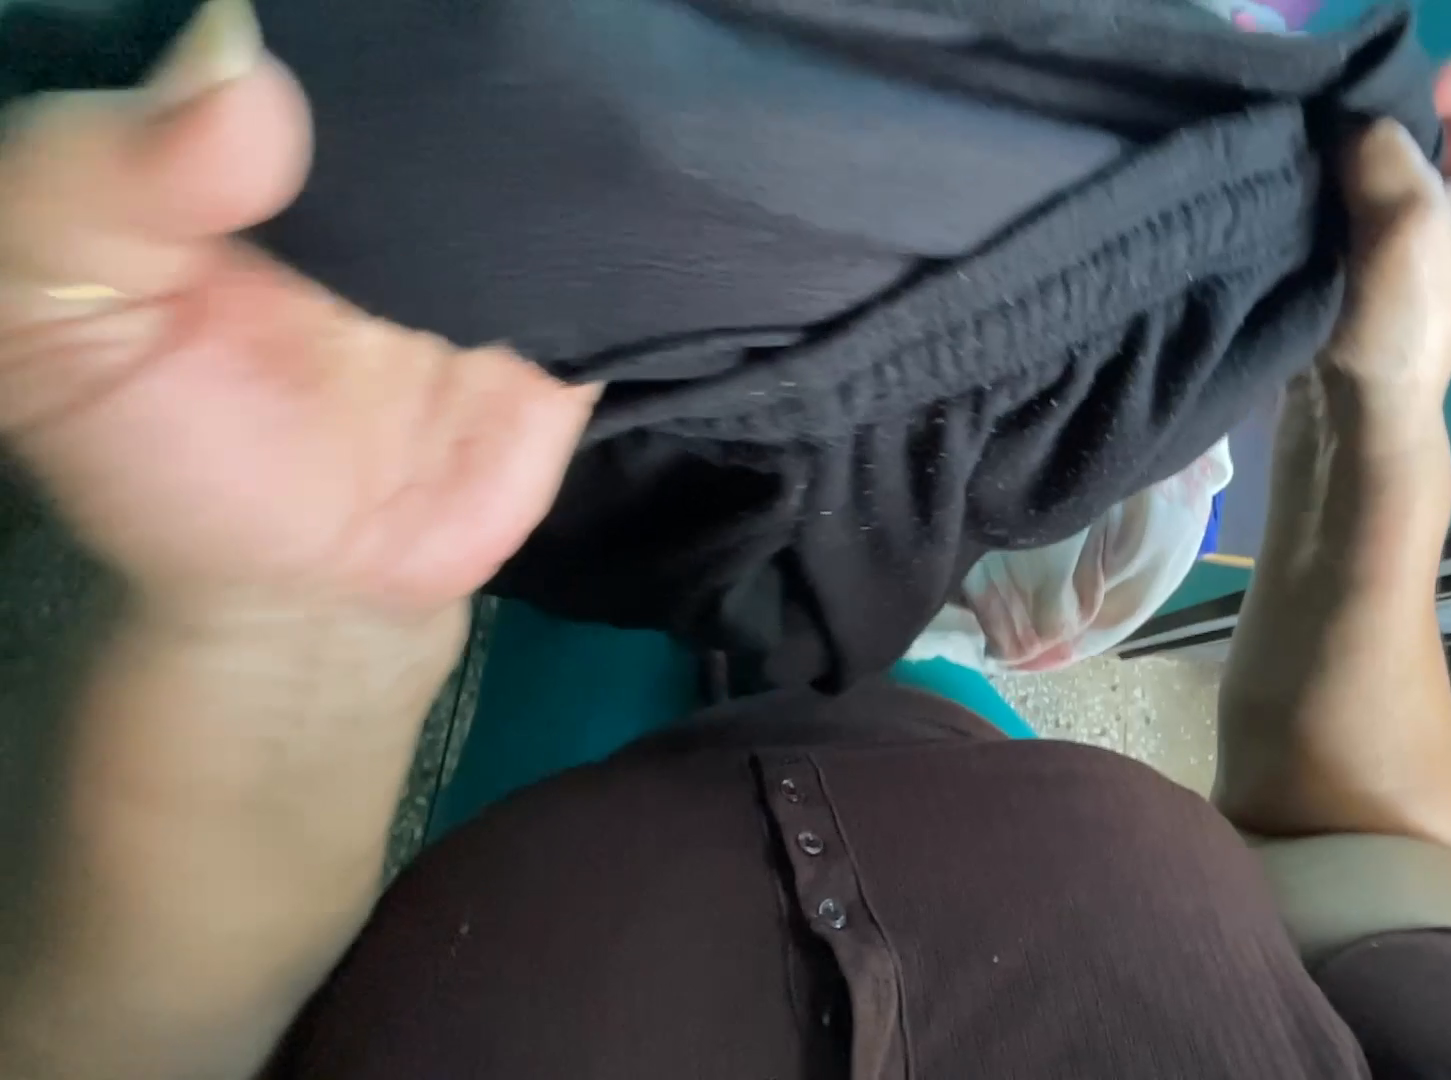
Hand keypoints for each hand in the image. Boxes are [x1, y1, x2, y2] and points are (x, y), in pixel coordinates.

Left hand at [0, 0, 597, 620]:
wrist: (326, 589)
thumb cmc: (173, 458)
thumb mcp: (53, 312)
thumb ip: (99, 186)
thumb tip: (243, 67)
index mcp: (275, 157)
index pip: (339, 42)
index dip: (375, 13)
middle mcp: (407, 198)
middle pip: (474, 92)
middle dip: (507, 55)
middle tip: (571, 13)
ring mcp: (506, 272)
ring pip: (561, 177)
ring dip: (592, 136)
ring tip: (646, 67)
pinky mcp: (578, 342)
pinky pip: (623, 281)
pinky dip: (651, 243)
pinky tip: (683, 188)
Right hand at [1320, 50, 1450, 404]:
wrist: (1352, 408)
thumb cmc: (1402, 323)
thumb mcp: (1413, 223)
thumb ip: (1385, 155)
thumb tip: (1344, 124)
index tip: (1413, 92)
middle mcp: (1431, 203)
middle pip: (1417, 124)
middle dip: (1380, 109)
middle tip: (1334, 115)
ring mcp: (1377, 232)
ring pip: (1361, 163)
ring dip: (1332, 151)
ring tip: (1297, 149)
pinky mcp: (1329, 256)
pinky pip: (1321, 201)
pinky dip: (1304, 187)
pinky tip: (1281, 187)